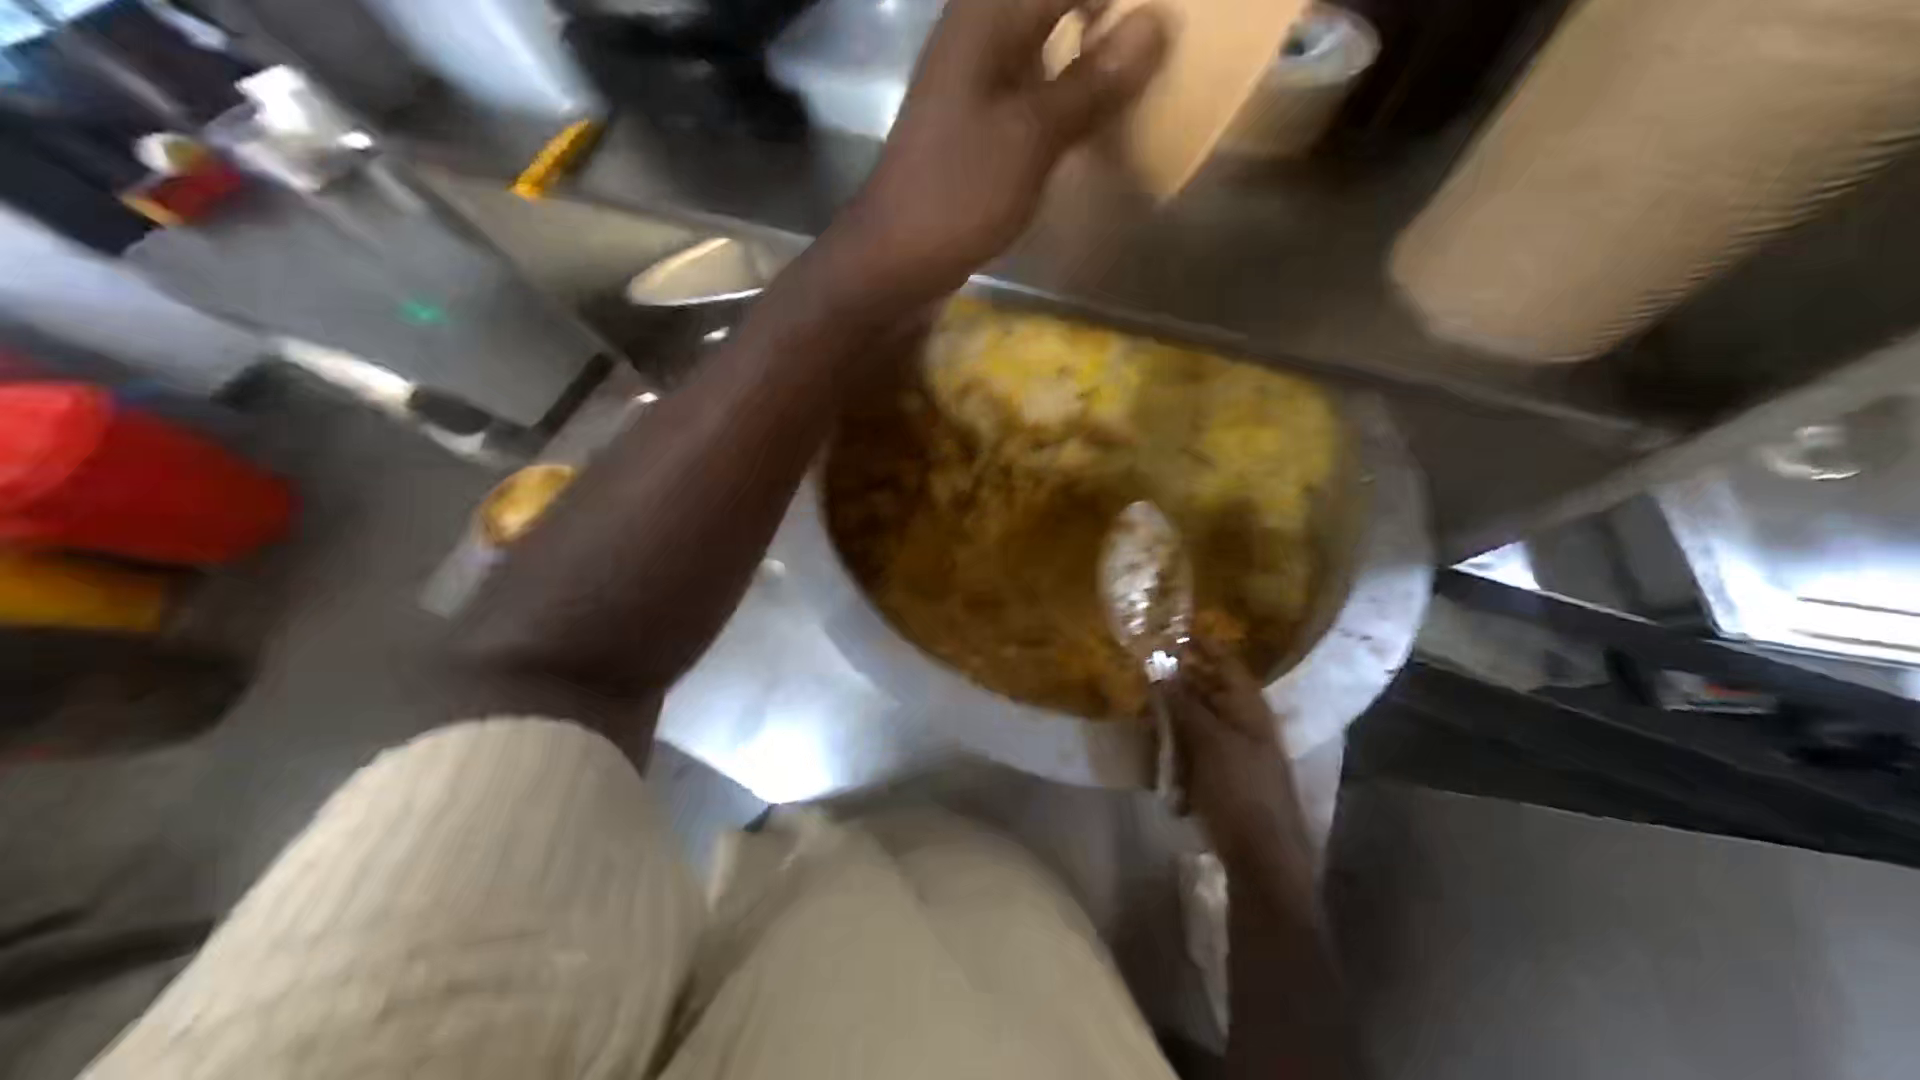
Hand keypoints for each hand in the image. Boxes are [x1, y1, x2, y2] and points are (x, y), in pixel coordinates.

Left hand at [830, 0, 1167, 304]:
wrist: (893, 261)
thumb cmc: (957, 194)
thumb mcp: (1030, 137)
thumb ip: (1091, 83)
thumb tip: (1154, 24)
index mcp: (985, 18)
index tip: (1168, 14)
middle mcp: (977, 38)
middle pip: (1053, 6)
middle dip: (1107, 20)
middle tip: (1160, 45)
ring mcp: (973, 85)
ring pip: (1045, 47)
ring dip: (1091, 58)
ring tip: (1145, 72)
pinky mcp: (974, 128)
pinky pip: (1032, 92)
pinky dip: (1067, 98)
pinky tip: (1095, 118)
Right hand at [1166, 638, 1309, 862]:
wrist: (1261, 853)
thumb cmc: (1241, 789)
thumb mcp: (1211, 742)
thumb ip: (1186, 706)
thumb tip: (1161, 673)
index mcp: (1250, 709)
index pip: (1227, 664)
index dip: (1205, 646)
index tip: (1175, 630)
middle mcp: (1243, 723)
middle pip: (1211, 689)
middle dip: (1182, 676)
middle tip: (1148, 664)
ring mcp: (1232, 750)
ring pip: (1199, 717)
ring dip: (1174, 708)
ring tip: (1145, 699)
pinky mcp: (1219, 774)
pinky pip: (1194, 745)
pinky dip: (1176, 738)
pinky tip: (1155, 740)